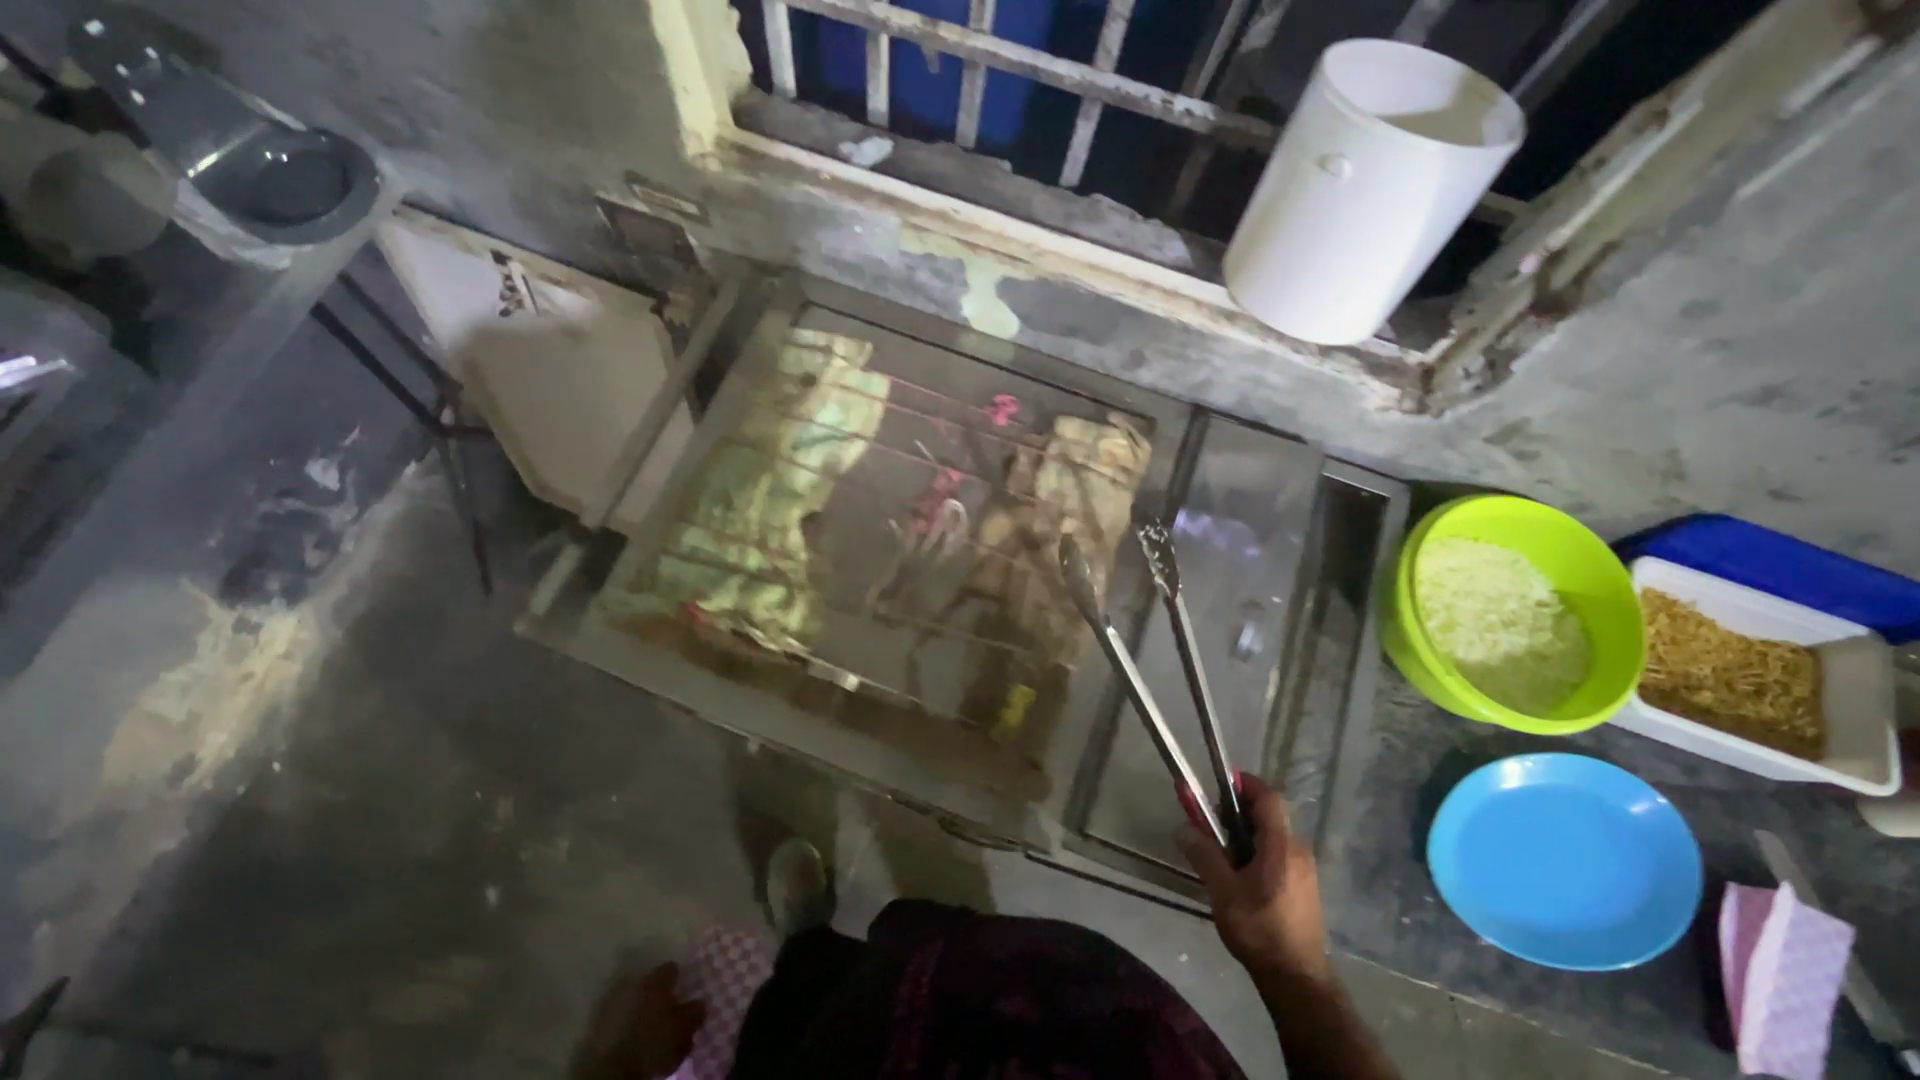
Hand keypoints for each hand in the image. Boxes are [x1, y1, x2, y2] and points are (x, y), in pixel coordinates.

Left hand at [570, 960, 707, 1079]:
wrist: (613, 1069)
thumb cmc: (654, 1042)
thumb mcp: (683, 1028)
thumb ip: (693, 1013)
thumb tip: (699, 1003)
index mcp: (655, 983)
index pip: (669, 969)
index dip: (677, 977)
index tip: (682, 986)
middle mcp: (633, 986)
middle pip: (650, 985)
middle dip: (659, 995)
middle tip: (669, 1009)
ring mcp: (613, 1004)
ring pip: (634, 1002)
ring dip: (643, 1010)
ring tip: (652, 1026)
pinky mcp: (599, 1025)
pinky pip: (621, 1019)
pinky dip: (629, 1024)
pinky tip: (636, 1037)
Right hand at [1178, 773, 1329, 984]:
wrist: (1297, 978)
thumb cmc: (1260, 931)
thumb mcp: (1224, 893)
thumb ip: (1204, 856)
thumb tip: (1183, 828)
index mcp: (1282, 846)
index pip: (1269, 797)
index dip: (1245, 784)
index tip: (1219, 785)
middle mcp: (1298, 850)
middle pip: (1269, 814)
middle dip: (1237, 811)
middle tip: (1209, 824)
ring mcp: (1305, 869)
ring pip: (1273, 835)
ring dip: (1245, 833)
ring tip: (1219, 852)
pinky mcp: (1304, 886)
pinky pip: (1278, 853)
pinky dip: (1256, 850)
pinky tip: (1238, 875)